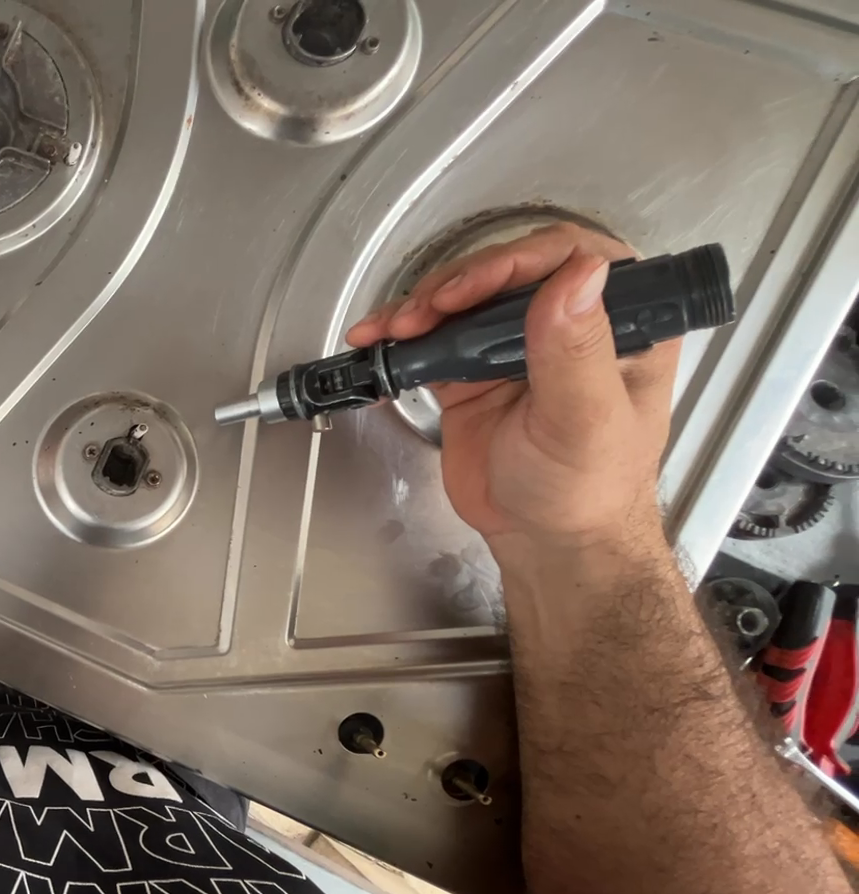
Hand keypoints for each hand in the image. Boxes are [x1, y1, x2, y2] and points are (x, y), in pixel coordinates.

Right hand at [346, 223, 679, 556]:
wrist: (540, 537)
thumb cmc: (583, 487)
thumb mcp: (584, 420)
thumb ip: (575, 351)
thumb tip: (578, 275)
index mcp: (615, 326)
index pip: (569, 260)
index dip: (510, 263)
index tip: (463, 293)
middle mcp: (562, 329)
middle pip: (503, 277)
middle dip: (451, 288)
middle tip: (415, 317)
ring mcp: (509, 354)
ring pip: (460, 308)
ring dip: (416, 312)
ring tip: (384, 331)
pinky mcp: (467, 379)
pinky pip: (430, 347)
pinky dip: (398, 345)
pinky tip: (374, 346)